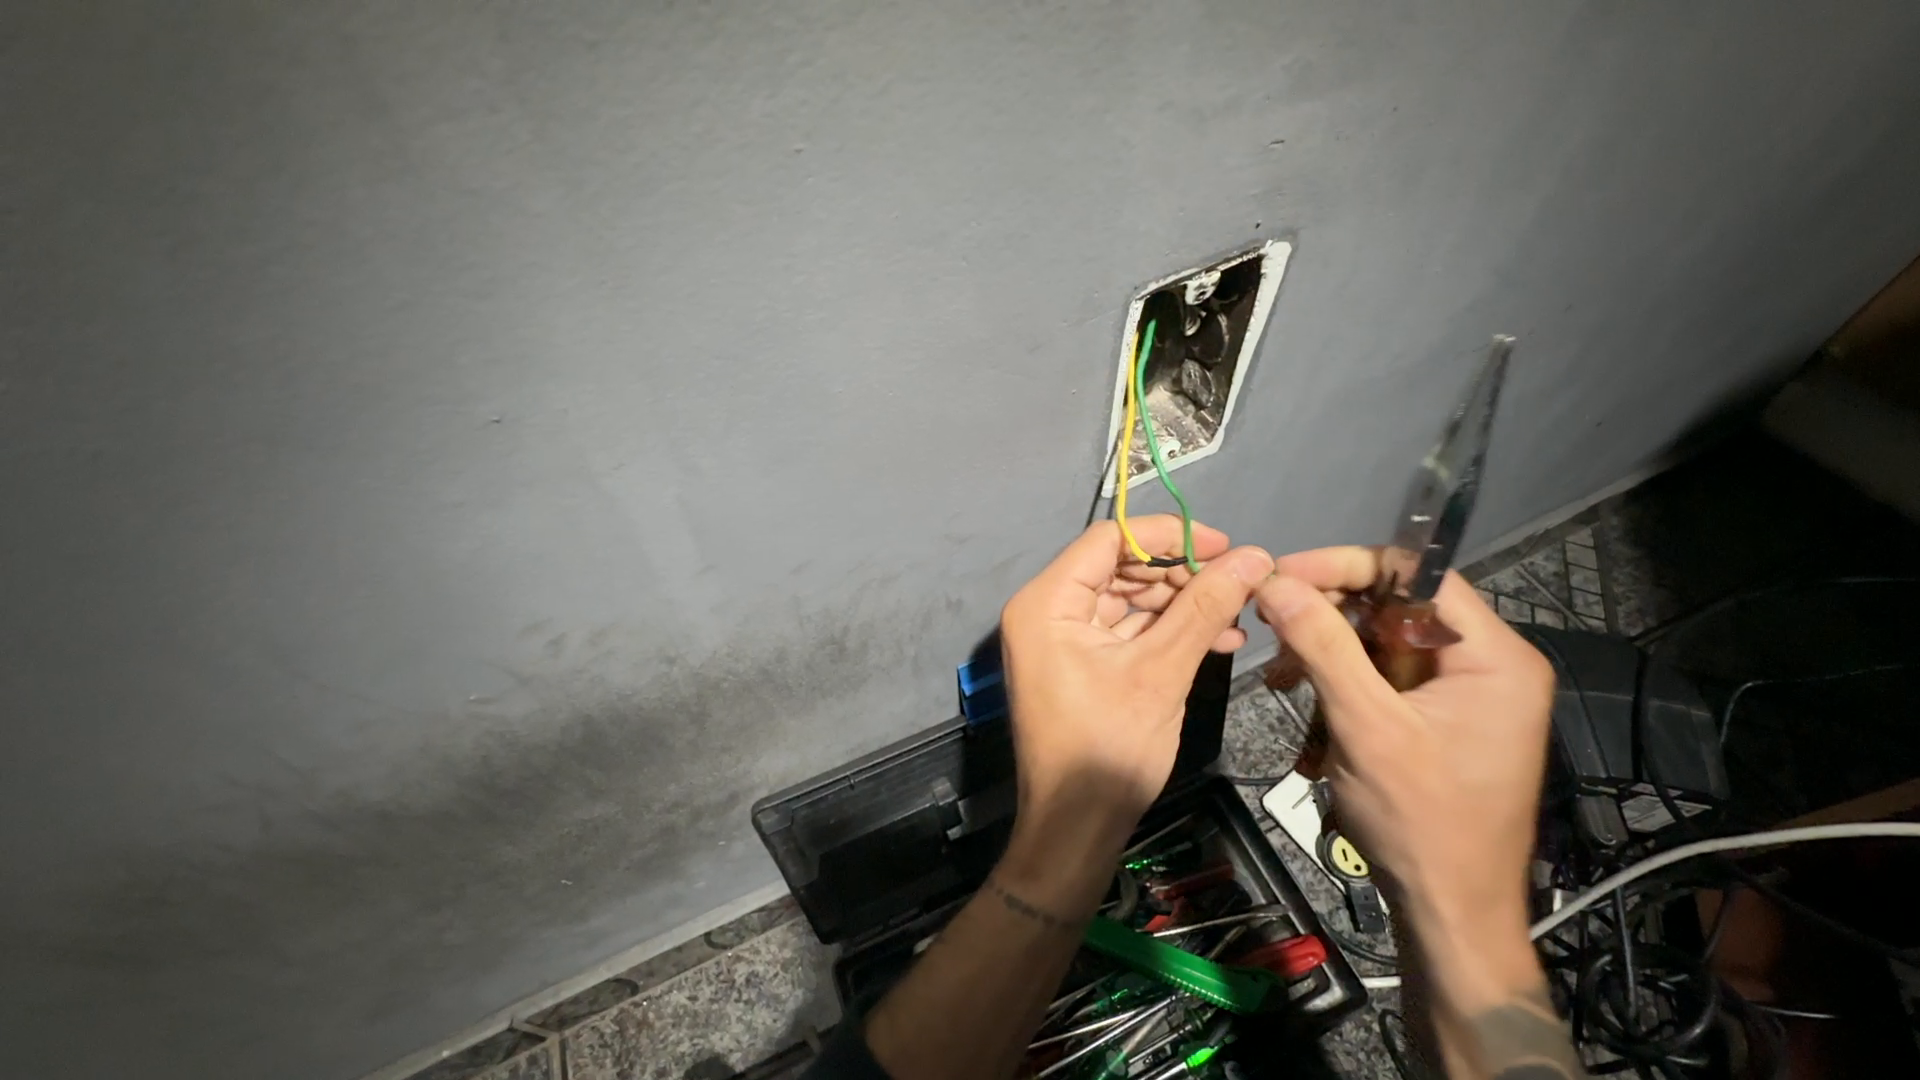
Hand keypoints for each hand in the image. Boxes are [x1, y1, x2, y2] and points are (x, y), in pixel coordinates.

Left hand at [999, 515, 1273, 826]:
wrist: (1076, 827)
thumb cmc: (1108, 746)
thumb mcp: (1161, 671)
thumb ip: (1204, 608)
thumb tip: (1254, 556)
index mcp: (1047, 602)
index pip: (1108, 539)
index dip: (1167, 535)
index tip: (1223, 545)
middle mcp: (1047, 611)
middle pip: (1120, 567)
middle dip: (1180, 574)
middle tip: (1237, 584)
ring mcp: (1063, 639)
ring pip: (1129, 600)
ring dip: (1182, 606)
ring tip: (1238, 617)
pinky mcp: (1081, 664)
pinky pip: (1127, 632)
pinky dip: (1168, 633)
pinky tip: (1219, 640)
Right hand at [1252, 548, 1555, 1005]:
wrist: (1449, 911)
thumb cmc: (1421, 819)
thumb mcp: (1366, 726)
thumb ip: (1323, 647)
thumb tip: (1276, 582)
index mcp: (1492, 656)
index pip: (1416, 573)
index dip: (1345, 566)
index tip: (1282, 576)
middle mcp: (1485, 663)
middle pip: (1395, 605)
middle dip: (1328, 615)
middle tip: (1270, 625)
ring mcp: (1462, 692)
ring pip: (1380, 640)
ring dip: (1325, 652)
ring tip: (1280, 678)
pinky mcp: (1438, 717)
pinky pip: (1382, 676)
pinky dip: (1339, 683)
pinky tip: (1302, 701)